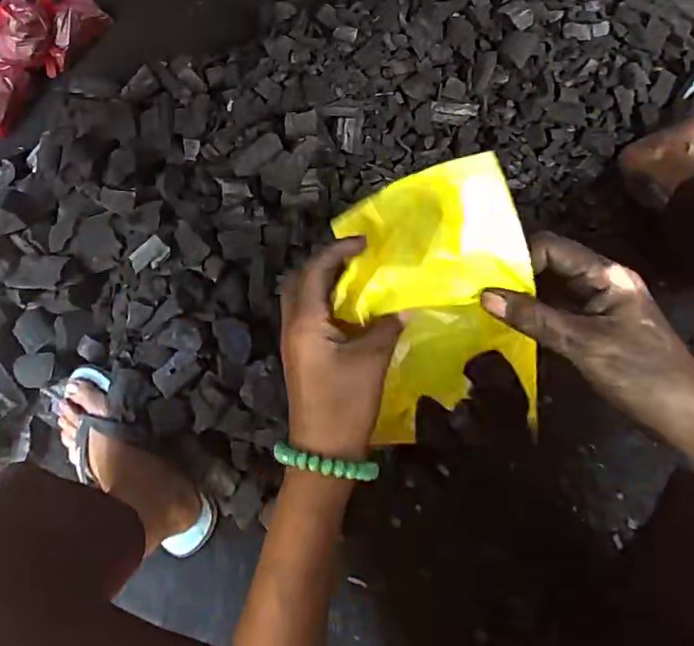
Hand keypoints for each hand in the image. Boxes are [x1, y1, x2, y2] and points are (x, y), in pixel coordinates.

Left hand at [279, 236, 403, 461]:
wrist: (322, 450)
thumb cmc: (345, 403)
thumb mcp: (371, 362)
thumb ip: (384, 329)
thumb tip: (401, 309)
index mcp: (304, 319)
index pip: (316, 270)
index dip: (338, 251)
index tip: (364, 242)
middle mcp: (291, 323)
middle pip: (301, 278)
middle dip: (326, 263)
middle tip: (357, 258)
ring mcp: (291, 338)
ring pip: (302, 296)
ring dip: (324, 282)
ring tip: (356, 279)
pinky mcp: (298, 352)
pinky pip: (307, 314)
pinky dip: (325, 303)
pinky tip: (350, 310)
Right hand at [482, 233, 693, 452]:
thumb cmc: (645, 378)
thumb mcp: (584, 346)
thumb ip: (534, 318)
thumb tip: (484, 295)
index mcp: (608, 276)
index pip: (552, 248)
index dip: (519, 255)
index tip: (486, 272)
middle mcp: (602, 282)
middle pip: (549, 263)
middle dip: (514, 271)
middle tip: (477, 282)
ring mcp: (599, 304)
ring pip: (550, 286)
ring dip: (521, 291)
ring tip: (485, 297)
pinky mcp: (594, 325)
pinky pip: (555, 307)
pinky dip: (532, 310)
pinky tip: (508, 316)